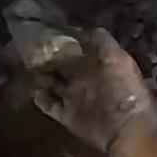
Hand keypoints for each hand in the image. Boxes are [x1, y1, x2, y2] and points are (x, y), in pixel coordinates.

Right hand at [33, 29, 156, 156]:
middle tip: (29, 54)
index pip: (72, 52)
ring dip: (39, 78)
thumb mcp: (118, 59)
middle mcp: (83, 81)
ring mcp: (73, 98)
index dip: (59, 45)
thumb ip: (102, 42)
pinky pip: (48, 104)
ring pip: (50, 84)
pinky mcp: (66, 115)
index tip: (42, 36)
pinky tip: (34, 90)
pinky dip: (39, 98)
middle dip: (45, 61)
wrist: (128, 129)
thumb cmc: (124, 91)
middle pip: (58, 67)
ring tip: (29, 72)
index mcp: (94, 66)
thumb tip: (84, 27)